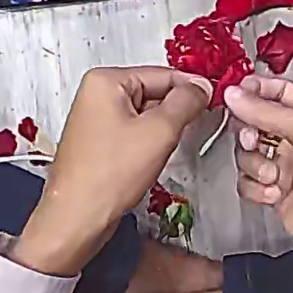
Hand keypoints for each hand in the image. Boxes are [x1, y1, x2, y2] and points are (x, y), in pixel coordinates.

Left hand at [14, 66, 210, 275]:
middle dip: (176, 110)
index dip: (192, 88)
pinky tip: (153, 158)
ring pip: (147, 114)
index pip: (163, 73)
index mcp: (106, 80)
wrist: (77, 219)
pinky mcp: (100, 142)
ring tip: (168, 147)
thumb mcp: (160, 131)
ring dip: (164, 129)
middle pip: (154, 91)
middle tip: (195, 128)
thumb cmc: (110, 174)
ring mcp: (97, 119)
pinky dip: (150, 142)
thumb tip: (202, 87)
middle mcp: (97, 94)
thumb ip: (186, 102)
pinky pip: (135, 132)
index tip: (215, 101)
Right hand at [224, 76, 292, 292]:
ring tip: (274, 178)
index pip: (281, 92)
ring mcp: (291, 168)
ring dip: (254, 164)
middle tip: (253, 140)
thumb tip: (237, 94)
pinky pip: (249, 181)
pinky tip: (274, 195)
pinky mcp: (278, 193)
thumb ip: (270, 111)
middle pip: (259, 121)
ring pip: (249, 152)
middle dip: (250, 130)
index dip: (255, 89)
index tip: (234, 93)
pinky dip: (255, 188)